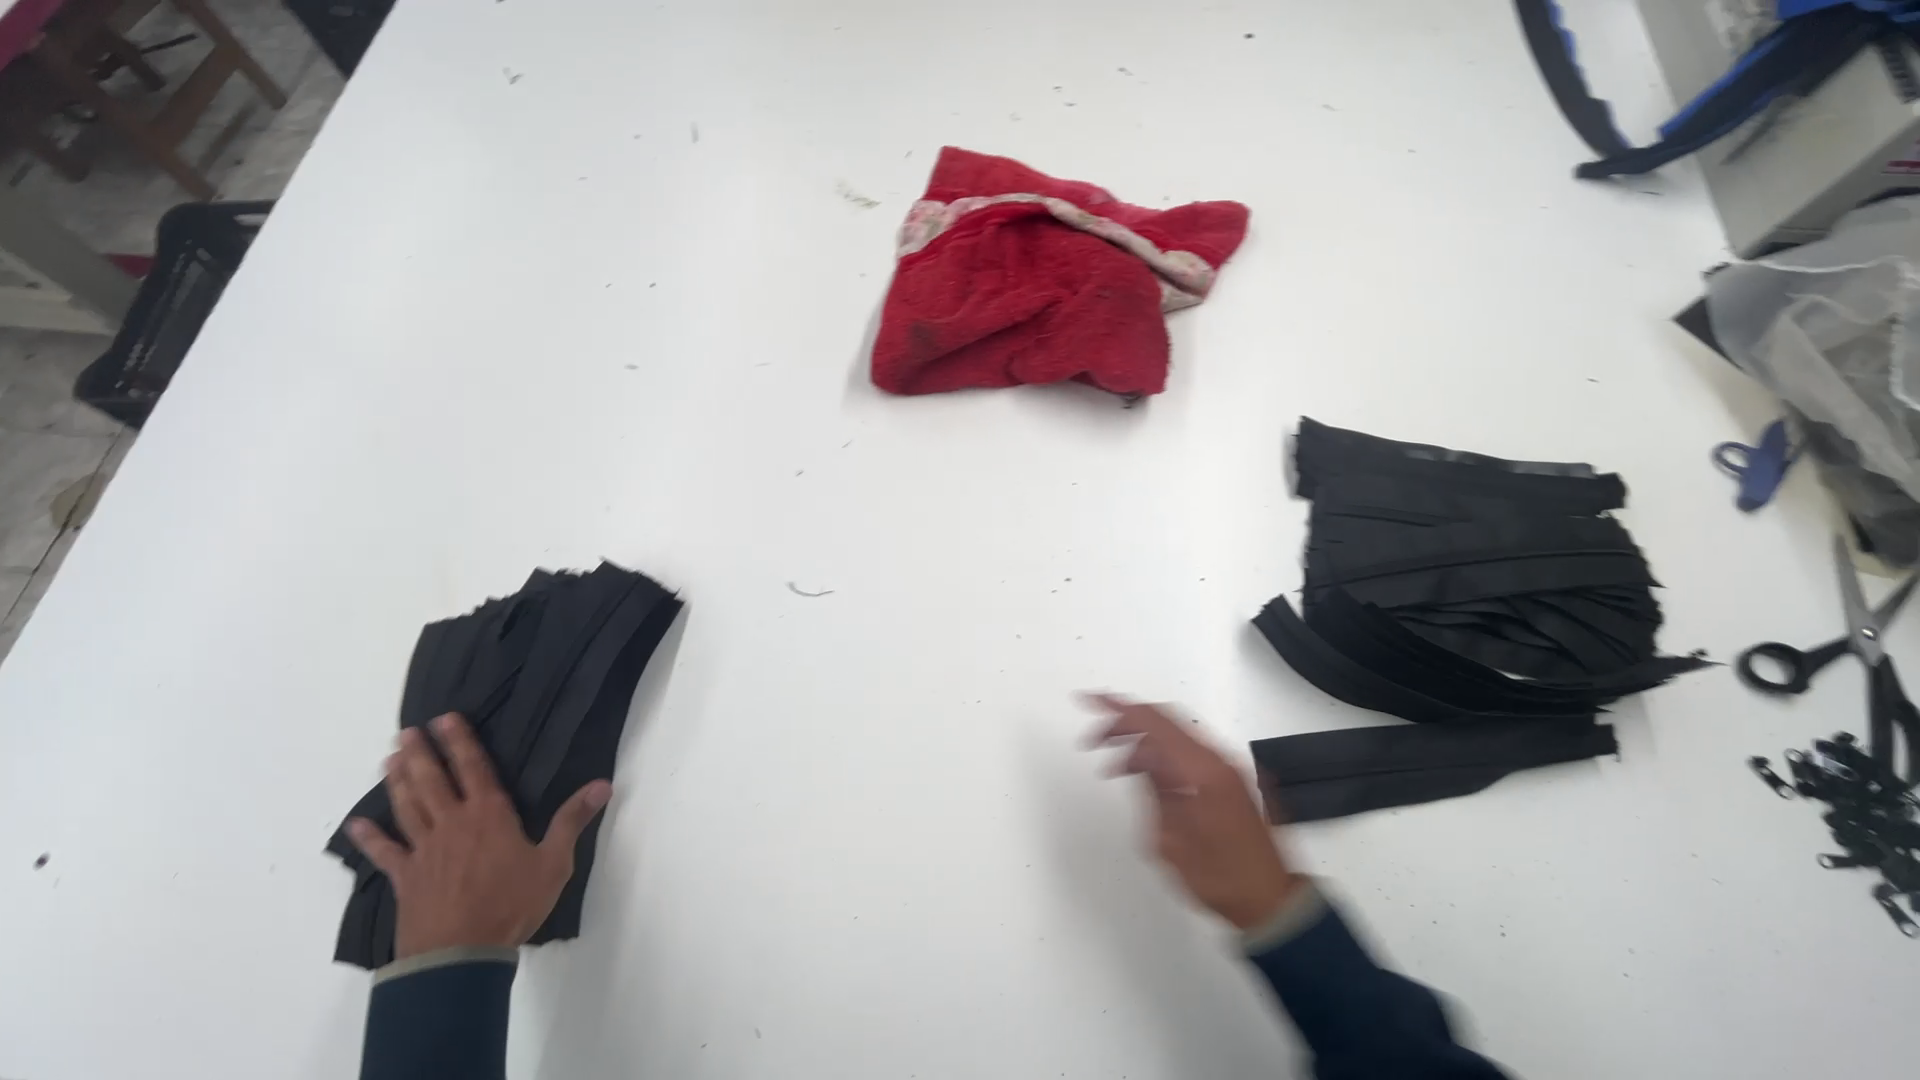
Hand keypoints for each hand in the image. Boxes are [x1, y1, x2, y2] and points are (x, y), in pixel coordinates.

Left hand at [346, 712, 611, 960]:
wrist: (459, 954)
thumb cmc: (512, 903)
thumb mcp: (554, 862)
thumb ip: (572, 820)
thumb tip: (602, 784)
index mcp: (489, 816)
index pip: (474, 769)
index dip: (460, 742)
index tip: (445, 718)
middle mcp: (453, 824)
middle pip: (433, 782)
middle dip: (421, 754)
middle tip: (406, 731)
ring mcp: (424, 851)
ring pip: (408, 808)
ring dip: (398, 782)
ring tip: (389, 759)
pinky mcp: (406, 878)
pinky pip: (385, 852)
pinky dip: (370, 837)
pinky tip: (357, 825)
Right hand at [1082, 693, 1303, 930]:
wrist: (1271, 900)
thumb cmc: (1217, 877)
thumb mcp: (1170, 840)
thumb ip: (1154, 789)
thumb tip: (1139, 754)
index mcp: (1202, 770)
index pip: (1154, 721)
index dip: (1117, 707)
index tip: (1089, 701)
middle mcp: (1218, 759)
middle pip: (1166, 719)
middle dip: (1126, 722)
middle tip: (1097, 741)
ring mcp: (1228, 767)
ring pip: (1177, 734)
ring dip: (1143, 740)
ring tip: (1116, 767)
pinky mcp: (1232, 778)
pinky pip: (1190, 750)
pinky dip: (1162, 752)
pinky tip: (1145, 774)